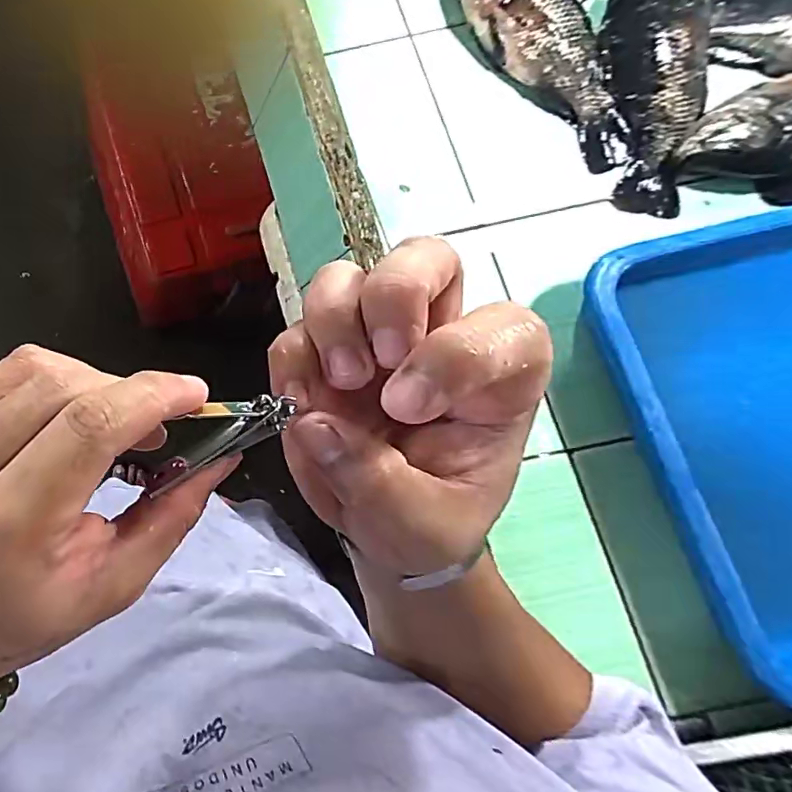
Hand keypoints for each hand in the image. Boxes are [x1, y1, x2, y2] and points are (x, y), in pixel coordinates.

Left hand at [0, 346, 238, 687]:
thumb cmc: (23, 620)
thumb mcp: (109, 588)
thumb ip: (168, 517)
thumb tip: (218, 456)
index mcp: (9, 526)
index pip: (84, 429)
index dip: (147, 397)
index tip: (194, 393)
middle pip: (58, 388)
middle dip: (125, 389)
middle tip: (159, 420)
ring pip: (29, 369)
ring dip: (89, 378)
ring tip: (117, 415)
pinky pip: (1, 376)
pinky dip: (51, 377)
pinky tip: (72, 405)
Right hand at [269, 237, 551, 577]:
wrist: (379, 531)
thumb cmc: (425, 525)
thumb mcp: (420, 525)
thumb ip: (376, 481)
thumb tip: (315, 425)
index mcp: (495, 382)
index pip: (502, 329)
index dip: (454, 352)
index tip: (407, 408)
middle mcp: (434, 342)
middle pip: (426, 260)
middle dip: (393, 293)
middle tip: (373, 358)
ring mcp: (368, 340)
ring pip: (346, 278)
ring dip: (331, 320)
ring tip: (335, 382)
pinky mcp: (318, 354)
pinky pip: (294, 327)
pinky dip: (290, 359)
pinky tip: (300, 402)